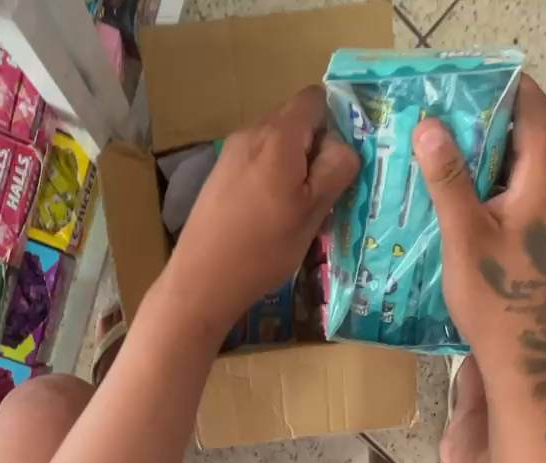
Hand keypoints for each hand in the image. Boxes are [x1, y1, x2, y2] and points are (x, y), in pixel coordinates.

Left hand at [161, 87, 359, 335]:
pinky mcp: (218, 177)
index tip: (337, 165)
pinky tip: (267, 218)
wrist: (203, 280)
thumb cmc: (264, 247)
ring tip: (293, 212)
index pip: (316, 99)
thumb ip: (336, 168)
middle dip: (313, 150)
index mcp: (279, 134)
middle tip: (320, 195)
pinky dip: (269, 181)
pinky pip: (255, 164)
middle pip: (294, 122)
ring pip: (274, 146)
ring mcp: (230, 154)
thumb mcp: (314, 211)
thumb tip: (342, 145)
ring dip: (291, 169)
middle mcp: (251, 132)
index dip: (335, 124)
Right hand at [414, 76, 545, 378]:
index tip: (468, 84)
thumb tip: (430, 127)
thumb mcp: (463, 234)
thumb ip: (448, 179)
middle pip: (524, 141)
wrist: (516, 353)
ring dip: (480, 162)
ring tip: (438, 158)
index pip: (535, 112)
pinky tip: (452, 202)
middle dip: (483, 126)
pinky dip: (485, 190)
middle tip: (440, 122)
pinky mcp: (534, 241)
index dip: (508, 89)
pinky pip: (511, 199)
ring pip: (515, 172)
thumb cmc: (493, 296)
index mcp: (542, 183)